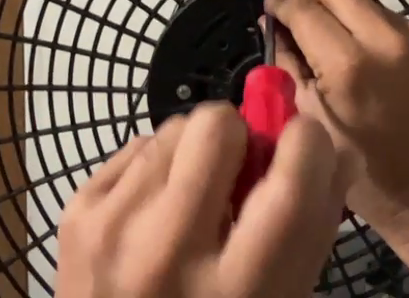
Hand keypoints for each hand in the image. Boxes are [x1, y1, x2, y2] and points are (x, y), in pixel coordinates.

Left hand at [56, 102, 344, 297]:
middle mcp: (170, 255)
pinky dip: (156, 167)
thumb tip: (330, 147)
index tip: (305, 142)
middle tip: (237, 172)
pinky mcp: (77, 211)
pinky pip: (138, 145)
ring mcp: (115, 228)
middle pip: (218, 127)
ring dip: (195, 152)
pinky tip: (153, 213)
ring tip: (192, 201)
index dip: (309, 146)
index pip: (290, 187)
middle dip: (240, 134)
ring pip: (175, 126)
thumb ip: (309, 229)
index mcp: (238, 294)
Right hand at [264, 0, 408, 240]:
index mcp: (348, 65)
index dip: (280, 5)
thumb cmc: (365, 173)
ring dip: (336, 7)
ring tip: (326, 37)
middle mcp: (382, 38)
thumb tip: (274, 29)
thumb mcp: (312, 121)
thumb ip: (289, 66)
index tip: (270, 12)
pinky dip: (362, 22)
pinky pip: (383, 14)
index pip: (303, 8)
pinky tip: (357, 52)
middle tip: (297, 19)